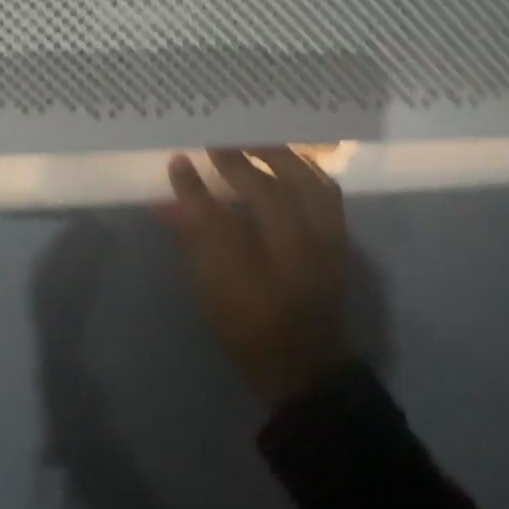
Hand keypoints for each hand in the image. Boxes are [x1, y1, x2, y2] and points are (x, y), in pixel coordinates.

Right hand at [163, 147, 353, 408]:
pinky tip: (288, 167)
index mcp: (262, 273)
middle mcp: (301, 253)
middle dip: (246, 159)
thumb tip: (168, 202)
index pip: (218, 222)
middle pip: (276, 191)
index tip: (178, 160)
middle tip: (220, 140)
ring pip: (311, 185)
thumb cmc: (249, 333)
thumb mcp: (211, 293)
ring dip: (282, 158)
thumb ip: (193, 242)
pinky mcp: (341, 245)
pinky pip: (326, 195)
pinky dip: (306, 173)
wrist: (306, 369)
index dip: (197, 188)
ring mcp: (327, 247)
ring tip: (257, 144)